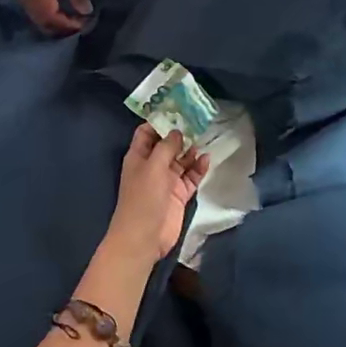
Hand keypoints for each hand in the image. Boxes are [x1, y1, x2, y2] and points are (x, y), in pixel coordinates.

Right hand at [10, 0, 90, 35]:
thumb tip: (86, 11)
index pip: (54, 21)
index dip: (70, 26)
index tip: (87, 23)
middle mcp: (28, 5)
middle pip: (46, 27)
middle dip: (64, 29)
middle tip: (82, 23)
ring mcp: (25, 3)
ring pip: (42, 24)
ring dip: (58, 25)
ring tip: (75, 19)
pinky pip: (39, 17)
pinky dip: (52, 19)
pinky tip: (63, 12)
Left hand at [107, 125, 208, 265]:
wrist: (144, 238)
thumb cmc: (143, 198)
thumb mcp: (153, 167)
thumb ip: (166, 147)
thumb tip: (177, 131)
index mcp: (138, 156)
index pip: (147, 132)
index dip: (159, 120)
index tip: (177, 108)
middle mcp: (152, 165)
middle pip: (167, 144)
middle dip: (180, 133)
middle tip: (199, 118)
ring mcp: (166, 180)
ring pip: (181, 159)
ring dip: (191, 150)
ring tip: (206, 136)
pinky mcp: (179, 194)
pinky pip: (191, 176)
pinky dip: (198, 168)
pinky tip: (206, 159)